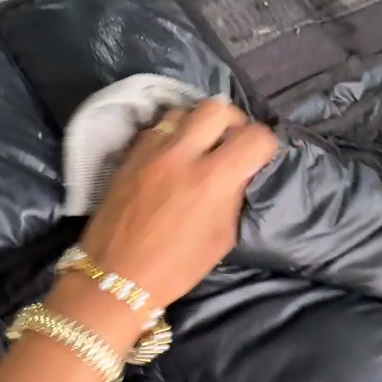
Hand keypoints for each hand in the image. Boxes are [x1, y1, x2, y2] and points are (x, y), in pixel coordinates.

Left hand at [79, 98, 277, 307]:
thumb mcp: (223, 235)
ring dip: (196, 124)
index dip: (265, 145)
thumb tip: (243, 171)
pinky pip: (155, 129)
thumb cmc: (176, 266)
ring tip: (199, 146)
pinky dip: (169, 135)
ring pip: (182, 112)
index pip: (255, 136)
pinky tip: (171, 156)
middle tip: (230, 143)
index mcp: (213, 179)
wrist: (116, 273)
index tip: (260, 157)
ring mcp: (150, 151)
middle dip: (232, 122)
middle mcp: (181, 154)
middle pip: (216, 107)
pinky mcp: (127, 155)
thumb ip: (236, 194)